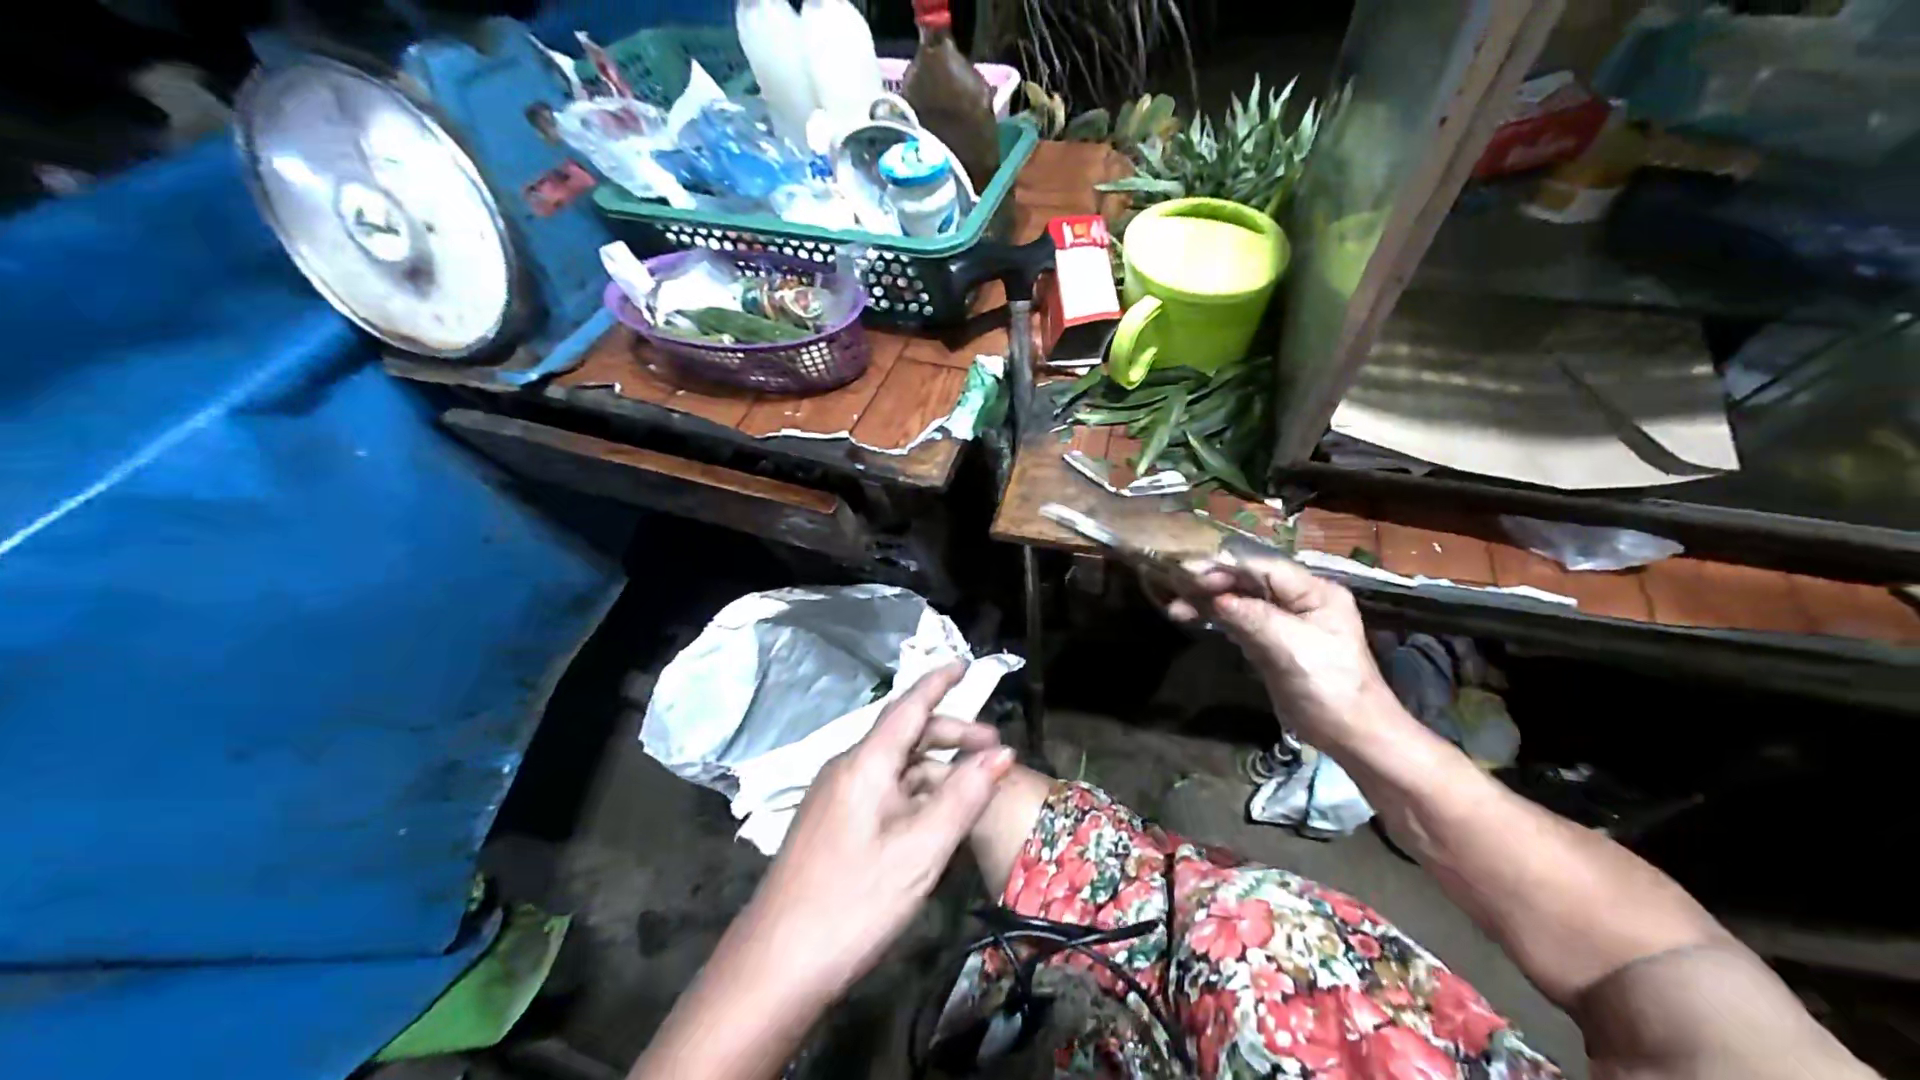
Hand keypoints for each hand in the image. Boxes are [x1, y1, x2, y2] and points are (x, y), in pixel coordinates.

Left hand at [743, 665, 1015, 1000]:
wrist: (777, 963)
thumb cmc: (854, 900)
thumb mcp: (921, 850)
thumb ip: (964, 796)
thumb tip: (1003, 752)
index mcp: (864, 764)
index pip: (908, 706)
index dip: (939, 682)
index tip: (966, 664)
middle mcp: (847, 769)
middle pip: (905, 735)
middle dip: (951, 735)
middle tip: (996, 751)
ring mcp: (836, 797)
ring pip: (895, 767)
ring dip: (936, 768)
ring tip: (974, 787)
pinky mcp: (833, 823)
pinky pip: (883, 791)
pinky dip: (915, 792)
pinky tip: (935, 818)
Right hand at [1167, 555, 1392, 747]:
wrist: (1352, 735)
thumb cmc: (1329, 685)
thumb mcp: (1291, 646)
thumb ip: (1252, 616)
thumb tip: (1213, 598)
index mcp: (1314, 591)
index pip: (1262, 567)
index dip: (1226, 568)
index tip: (1189, 575)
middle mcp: (1298, 599)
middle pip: (1248, 581)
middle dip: (1212, 584)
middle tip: (1175, 589)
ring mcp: (1284, 621)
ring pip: (1239, 601)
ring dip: (1208, 602)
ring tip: (1175, 608)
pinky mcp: (1270, 643)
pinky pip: (1238, 621)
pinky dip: (1215, 618)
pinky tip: (1191, 617)